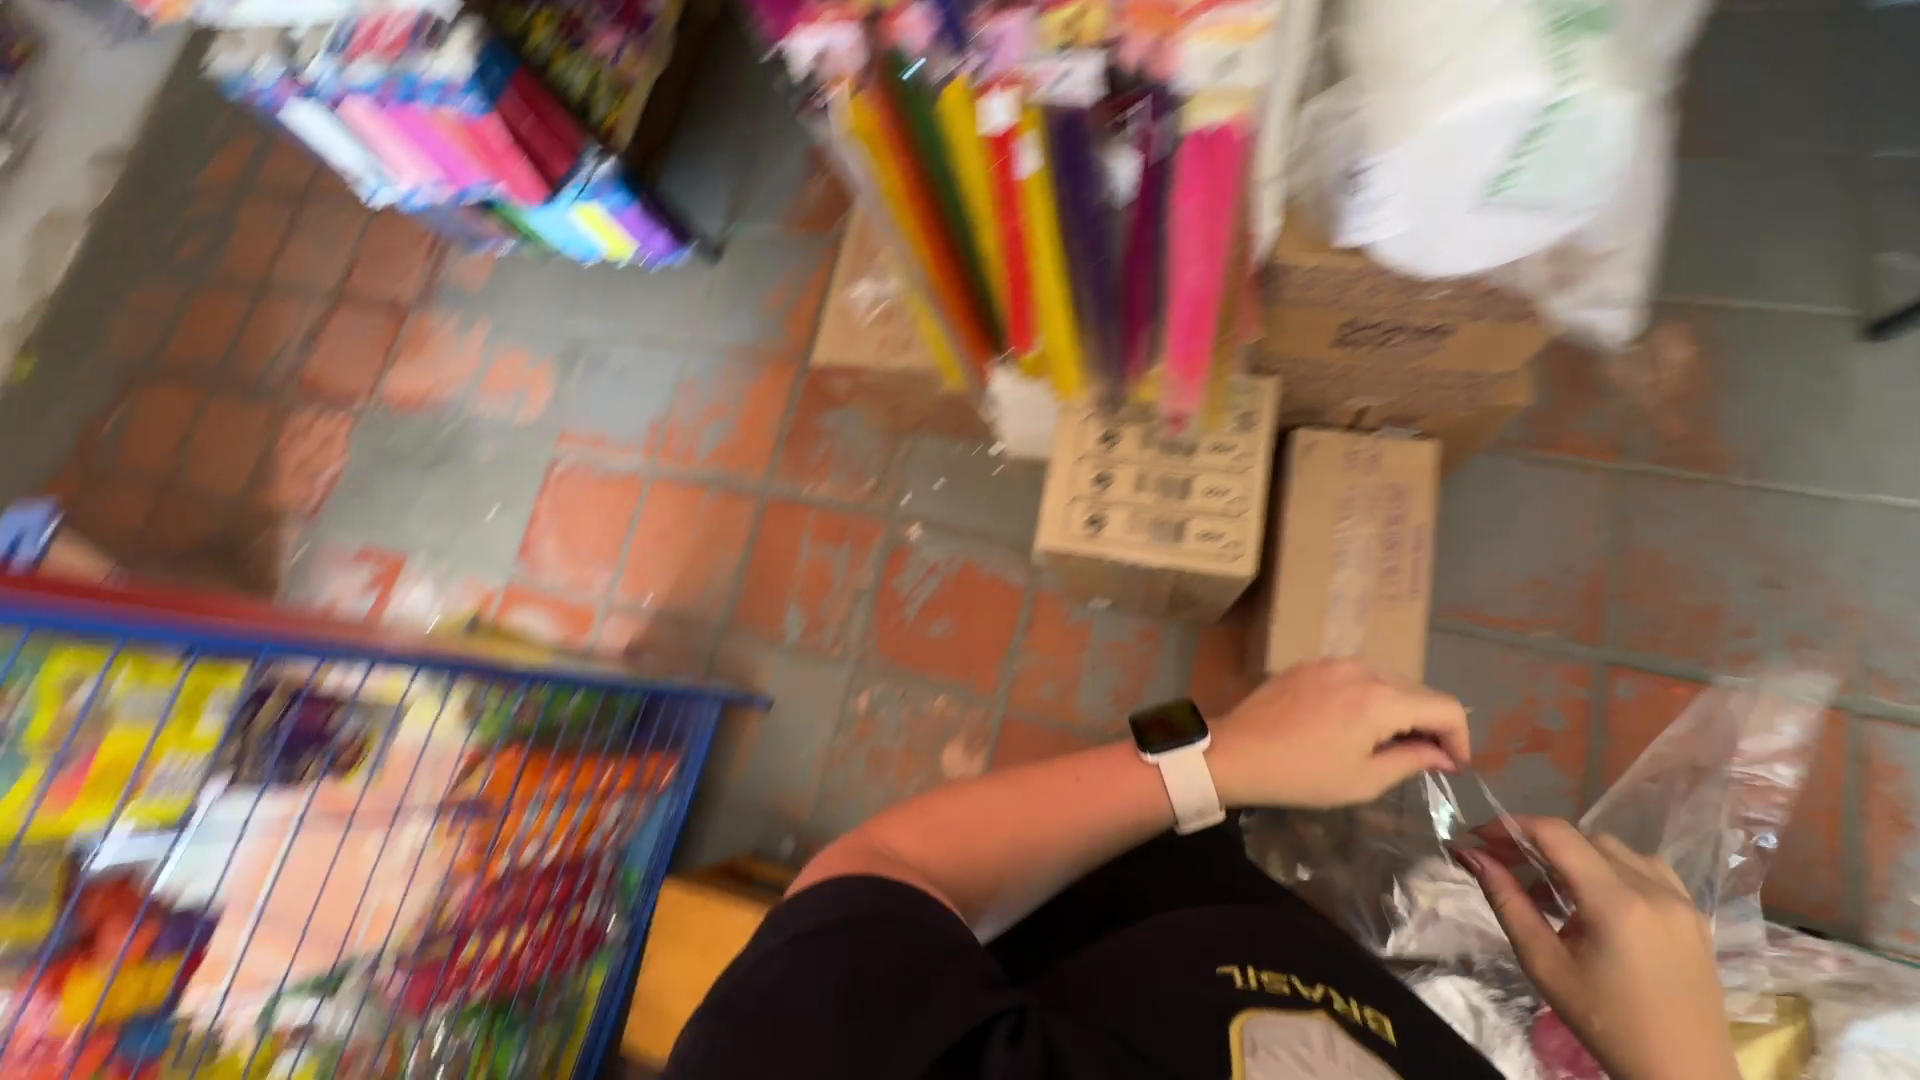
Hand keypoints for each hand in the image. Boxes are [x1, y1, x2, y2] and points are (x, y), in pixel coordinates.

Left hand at [1205, 658, 1469, 808]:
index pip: (1445, 706)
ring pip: (1386, 678)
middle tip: (1425, 757)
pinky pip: (1354, 675)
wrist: (1234, 753)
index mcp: (1380, 698)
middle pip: (1417, 689)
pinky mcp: (1308, 664)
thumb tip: (1444, 754)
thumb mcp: (1364, 779)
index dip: (1460, 737)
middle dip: (1430, 722)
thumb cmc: (1301, 775)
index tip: (1453, 765)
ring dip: (1399, 707)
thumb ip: (1412, 760)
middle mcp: (1360, 669)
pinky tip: (1354, 722)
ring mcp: (1330, 661)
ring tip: (1389, 742)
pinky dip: (1368, 695)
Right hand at [1456, 819, 1738, 1079]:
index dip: (1512, 826)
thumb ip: (1505, 900)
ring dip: (1576, 855)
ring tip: (1550, 886)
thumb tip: (1470, 854)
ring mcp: (1682, 902)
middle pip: (1584, 838)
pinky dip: (1611, 868)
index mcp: (1617, 903)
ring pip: (1616, 849)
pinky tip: (1595, 896)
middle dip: (1538, 842)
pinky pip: (1648, 869)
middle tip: (1505, 865)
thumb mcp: (1542, 961)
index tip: (1479, 838)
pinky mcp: (1695, 916)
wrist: (1682, 1072)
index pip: (1557, 834)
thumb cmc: (1603, 1019)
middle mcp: (1655, 891)